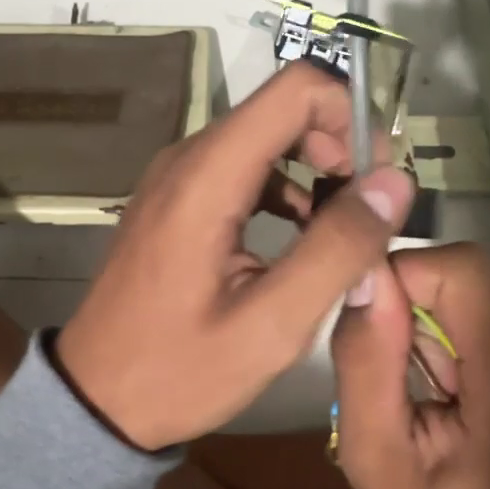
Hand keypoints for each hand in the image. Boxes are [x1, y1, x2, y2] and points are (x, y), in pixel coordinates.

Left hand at [56, 63, 415, 450]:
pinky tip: (303, 237)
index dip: (349, 115)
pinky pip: (245, 165)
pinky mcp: (179, 196)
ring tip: (342, 232)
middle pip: (284, 108)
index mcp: (208, 175)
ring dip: (316, 169)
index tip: (376, 177)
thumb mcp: (272, 326)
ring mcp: (180, 174)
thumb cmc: (179, 371)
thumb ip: (337, 249)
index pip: (296, 89)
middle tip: (368, 211)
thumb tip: (395, 182)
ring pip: (268, 136)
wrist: (94, 399)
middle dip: (339, 147)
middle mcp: (190, 156)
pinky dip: (286, 187)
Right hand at [331, 243, 489, 488]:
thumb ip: (368, 360)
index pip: (467, 272)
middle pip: (482, 278)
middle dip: (425, 303)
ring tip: (436, 389)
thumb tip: (367, 272)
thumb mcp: (375, 460)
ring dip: (449, 319)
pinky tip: (465, 390)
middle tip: (404, 372)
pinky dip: (474, 334)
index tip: (376, 323)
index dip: (409, 275)